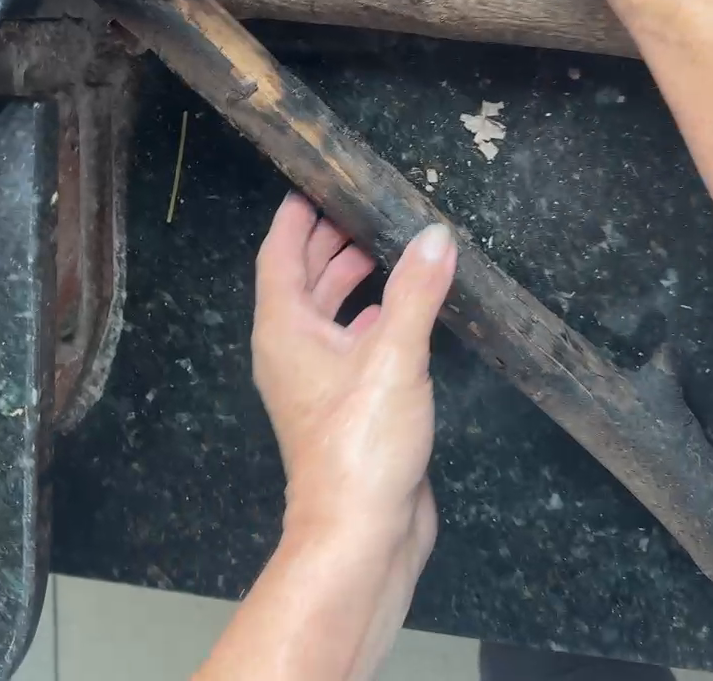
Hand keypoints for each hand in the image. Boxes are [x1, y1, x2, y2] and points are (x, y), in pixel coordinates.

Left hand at [251, 194, 457, 549]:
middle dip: (324, 241)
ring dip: (345, 278)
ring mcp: (312, 376)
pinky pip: (345, 341)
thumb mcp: (393, 356)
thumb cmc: (361, 440)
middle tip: (359, 209)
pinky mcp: (340, 400)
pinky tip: (392, 309)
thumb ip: (414, 293)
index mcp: (283, 326)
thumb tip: (434, 236)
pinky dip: (363, 317)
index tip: (315, 183)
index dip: (294, 216)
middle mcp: (290, 346)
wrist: (360, 529)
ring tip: (381, 247)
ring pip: (323, 310)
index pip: (278, 253)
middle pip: (299, 277)